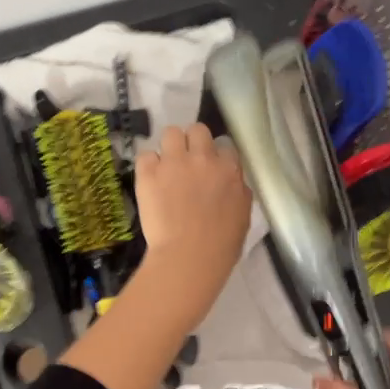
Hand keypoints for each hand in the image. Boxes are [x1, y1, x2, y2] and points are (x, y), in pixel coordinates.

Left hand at [132, 123, 252, 320]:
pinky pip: (146, 156)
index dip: (215, 157)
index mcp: (229, 169)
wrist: (189, 257)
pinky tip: (150, 183)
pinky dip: (148, 168)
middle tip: (186, 165)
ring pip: (170, 133)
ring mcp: (174, 162)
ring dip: (169, 148)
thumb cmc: (221, 246)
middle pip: (197, 130)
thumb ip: (239, 193)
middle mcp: (203, 158)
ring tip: (166, 169)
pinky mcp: (149, 173)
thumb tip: (234, 183)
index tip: (209, 171)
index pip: (224, 147)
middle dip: (192, 144)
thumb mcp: (243, 218)